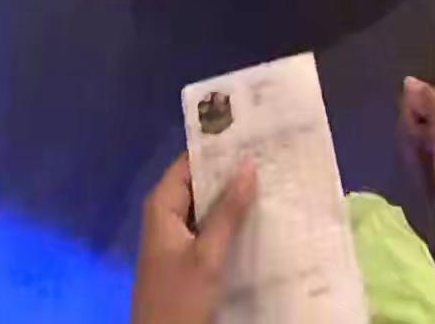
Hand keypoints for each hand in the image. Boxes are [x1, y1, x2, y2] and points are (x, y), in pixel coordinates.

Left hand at [131, 154, 258, 323]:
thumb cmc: (178, 301)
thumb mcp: (207, 255)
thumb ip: (228, 210)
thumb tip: (249, 163)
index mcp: (163, 204)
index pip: (192, 160)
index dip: (219, 147)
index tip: (251, 133)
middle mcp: (168, 214)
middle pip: (201, 181)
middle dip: (232, 171)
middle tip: (269, 154)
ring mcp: (177, 238)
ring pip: (208, 205)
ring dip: (234, 196)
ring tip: (272, 178)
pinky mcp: (188, 258)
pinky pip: (211, 228)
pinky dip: (231, 220)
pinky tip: (260, 216)